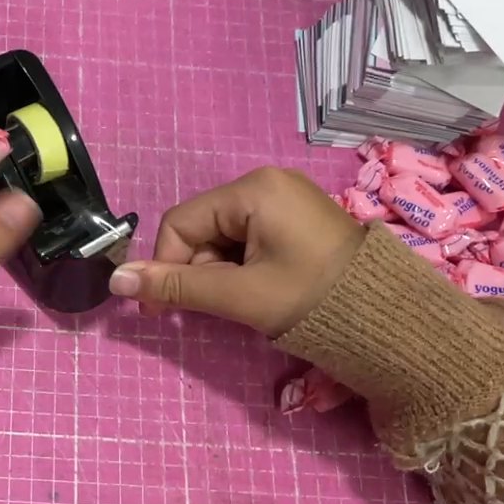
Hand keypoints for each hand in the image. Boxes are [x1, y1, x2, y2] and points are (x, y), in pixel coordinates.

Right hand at [109, 167, 364, 337]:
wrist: (387, 319)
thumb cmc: (310, 300)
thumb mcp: (237, 295)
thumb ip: (174, 287)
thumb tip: (115, 280)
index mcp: (253, 190)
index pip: (180, 223)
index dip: (165, 266)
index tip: (161, 310)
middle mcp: (266, 184)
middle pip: (200, 229)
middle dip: (197, 271)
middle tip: (218, 306)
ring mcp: (284, 200)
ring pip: (221, 238)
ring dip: (218, 273)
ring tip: (244, 300)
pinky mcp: (295, 219)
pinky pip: (247, 240)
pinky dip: (239, 268)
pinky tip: (257, 289)